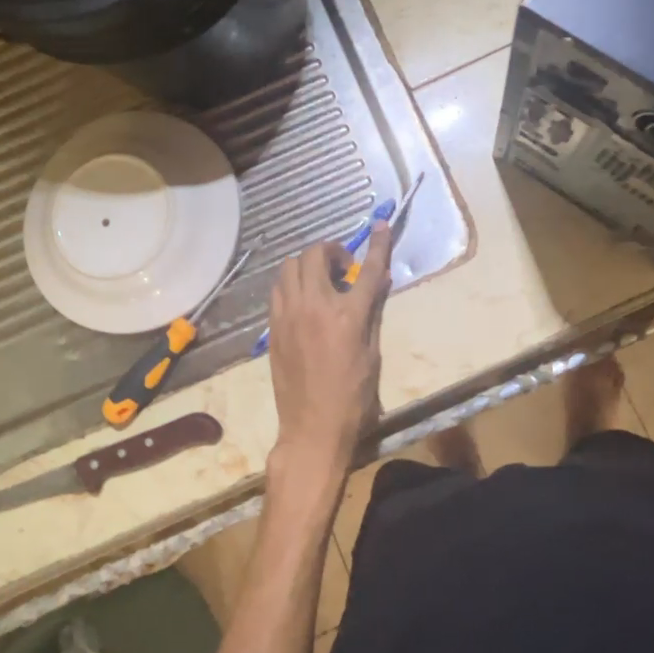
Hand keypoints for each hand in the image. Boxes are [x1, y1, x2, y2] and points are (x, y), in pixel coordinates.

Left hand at [265, 224, 392, 479]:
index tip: (379, 224)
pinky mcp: (273, 327)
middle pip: (316, 255)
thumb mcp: (372, 353)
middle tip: (344, 267)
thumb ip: (373, 311)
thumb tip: (379, 280)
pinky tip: (304, 299)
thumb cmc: (352, 396)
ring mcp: (288, 315)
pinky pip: (278, 289)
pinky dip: (292, 283)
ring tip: (322, 280)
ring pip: (290, 266)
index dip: (375, 243)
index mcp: (347, 315)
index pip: (366, 269)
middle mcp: (314, 306)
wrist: (312, 428)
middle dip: (332, 251)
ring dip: (308, 264)